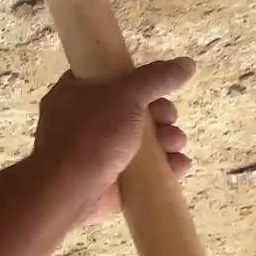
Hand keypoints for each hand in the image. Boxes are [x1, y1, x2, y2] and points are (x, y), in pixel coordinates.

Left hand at [30, 56, 195, 226]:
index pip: (108, 78)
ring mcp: (99, 152)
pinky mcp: (114, 179)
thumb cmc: (91, 135)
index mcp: (74, 95)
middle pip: (135, 109)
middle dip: (161, 114)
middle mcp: (84, 122)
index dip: (137, 79)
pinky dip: (166, 165)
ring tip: (172, 144)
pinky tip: (176, 165)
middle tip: (166, 119)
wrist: (69, 191)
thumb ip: (156, 77)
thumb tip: (186, 64)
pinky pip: (147, 170)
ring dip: (168, 139)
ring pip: (145, 140)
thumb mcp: (125, 94)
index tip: (157, 83)